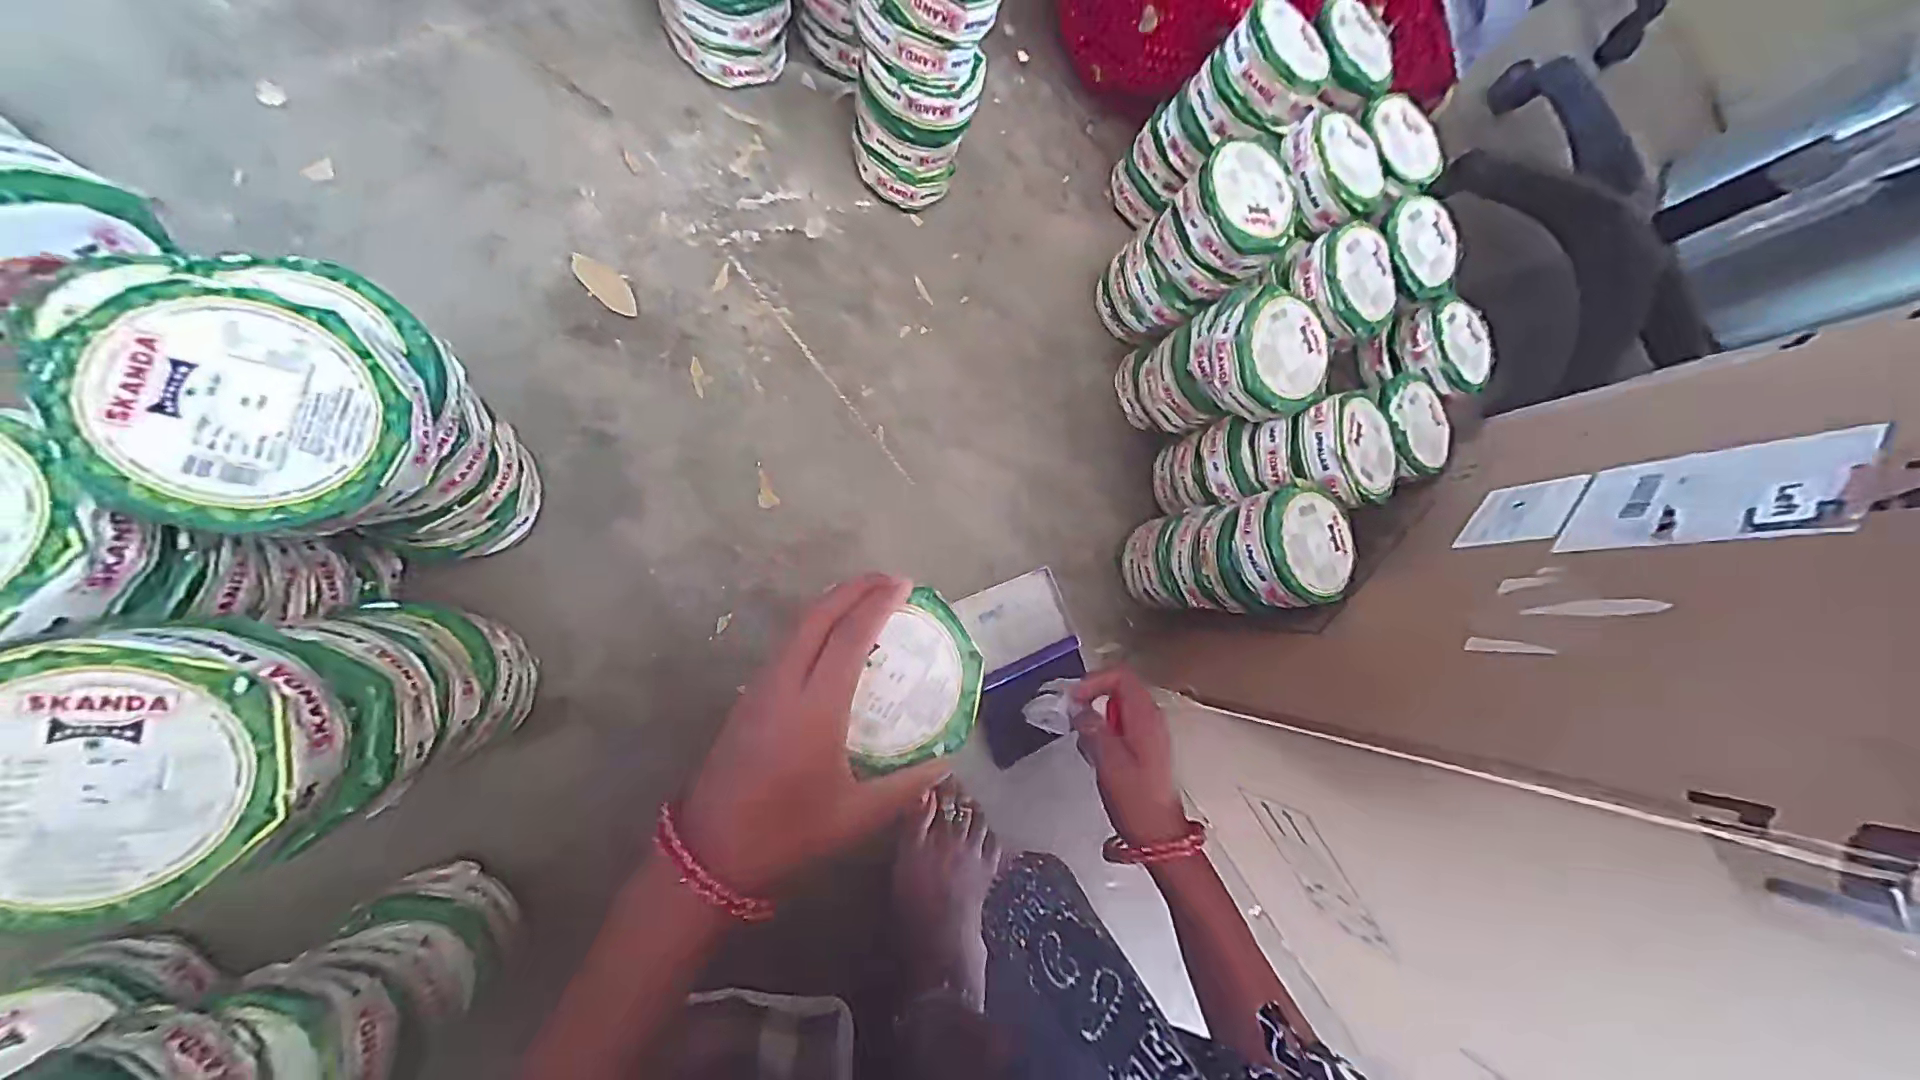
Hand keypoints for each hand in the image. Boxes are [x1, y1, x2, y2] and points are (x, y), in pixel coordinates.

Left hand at [678, 574, 951, 891]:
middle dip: (855, 588)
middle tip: (890, 579)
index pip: (850, 637)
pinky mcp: (749, 698)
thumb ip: (906, 786)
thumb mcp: (857, 816)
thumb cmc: (788, 833)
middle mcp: (786, 684)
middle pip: (819, 616)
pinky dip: (815, 625)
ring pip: (799, 626)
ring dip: (833, 603)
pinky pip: (788, 644)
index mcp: (816, 706)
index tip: (905, 586)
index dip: (879, 604)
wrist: (710, 854)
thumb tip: (944, 762)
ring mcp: (761, 688)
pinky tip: (832, 637)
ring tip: (866, 598)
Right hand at [1072, 667, 1188, 846]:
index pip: (1120, 676)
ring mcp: (1149, 732)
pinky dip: (1103, 731)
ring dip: (1096, 717)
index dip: (1093, 681)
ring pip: (1116, 706)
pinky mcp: (1144, 746)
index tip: (1074, 698)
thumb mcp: (1109, 762)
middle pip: (1119, 687)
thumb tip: (1079, 709)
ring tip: (1087, 743)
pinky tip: (1097, 755)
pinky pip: (1119, 724)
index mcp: (1145, 717)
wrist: (1158, 834)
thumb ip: (1093, 729)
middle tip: (1074, 717)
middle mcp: (1150, 719)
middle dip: (1092, 697)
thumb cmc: (1137, 801)